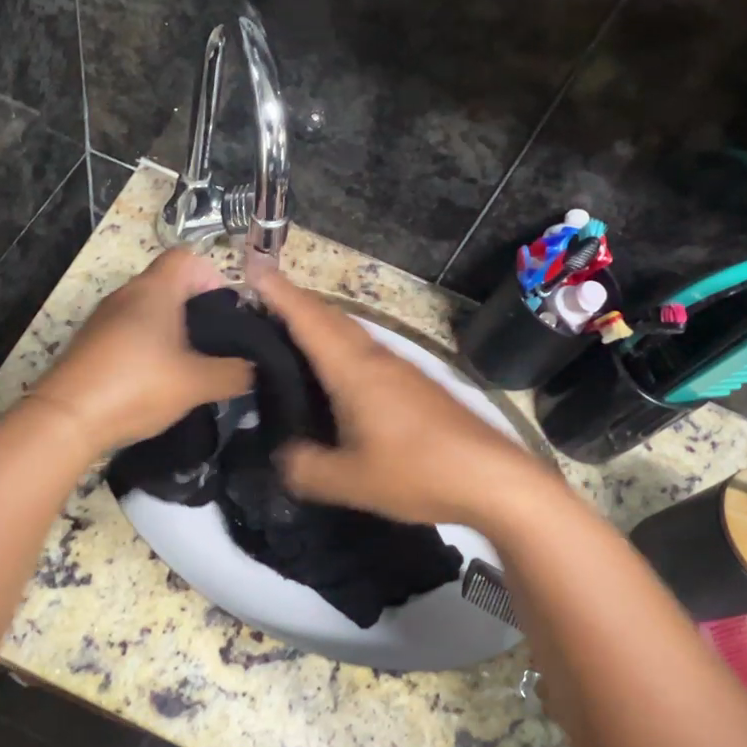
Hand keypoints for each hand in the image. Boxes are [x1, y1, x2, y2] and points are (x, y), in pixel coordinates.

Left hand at [33, 248, 253, 451]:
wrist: (67, 418)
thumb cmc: (136, 386)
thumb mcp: (196, 383)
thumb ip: (233, 373)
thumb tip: (254, 368)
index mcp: (154, 290)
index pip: (186, 257)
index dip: (212, 275)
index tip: (226, 312)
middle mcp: (127, 294)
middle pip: (168, 284)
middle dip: (196, 308)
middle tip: (216, 343)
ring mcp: (104, 318)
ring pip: (148, 310)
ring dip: (172, 330)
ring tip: (191, 365)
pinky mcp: (91, 343)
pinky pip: (129, 331)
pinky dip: (148, 346)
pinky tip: (157, 379)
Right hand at [251, 266, 553, 527]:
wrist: (493, 477)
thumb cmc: (419, 472)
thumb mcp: (350, 481)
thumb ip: (306, 468)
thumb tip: (281, 456)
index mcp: (354, 370)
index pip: (308, 318)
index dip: (279, 292)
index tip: (253, 266)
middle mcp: (376, 358)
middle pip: (329, 317)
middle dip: (293, 302)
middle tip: (259, 301)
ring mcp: (400, 368)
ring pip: (350, 332)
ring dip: (318, 322)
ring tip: (287, 332)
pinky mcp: (415, 383)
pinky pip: (366, 350)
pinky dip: (339, 345)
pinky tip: (334, 372)